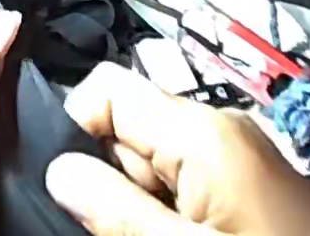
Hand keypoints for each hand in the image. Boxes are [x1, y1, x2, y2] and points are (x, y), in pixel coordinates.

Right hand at [46, 63, 309, 235]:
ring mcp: (241, 155)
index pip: (105, 88)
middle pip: (127, 122)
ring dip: (146, 201)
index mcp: (203, 130)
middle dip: (118, 177)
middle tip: (145, 235)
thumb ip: (113, 208)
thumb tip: (56, 170)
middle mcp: (220, 127)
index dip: (79, 131)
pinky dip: (175, 212)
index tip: (85, 195)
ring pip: (153, 156)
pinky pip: (186, 179)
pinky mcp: (253, 185)